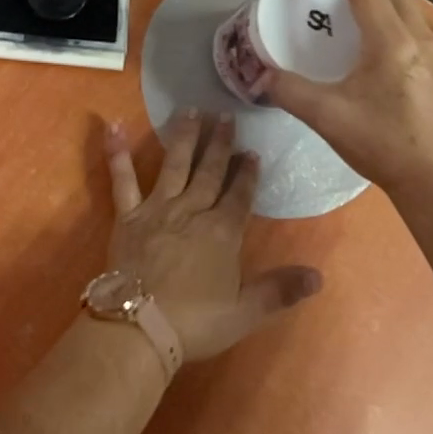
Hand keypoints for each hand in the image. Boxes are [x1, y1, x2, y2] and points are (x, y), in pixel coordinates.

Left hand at [102, 113, 321, 361]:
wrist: (140, 324)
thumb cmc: (195, 322)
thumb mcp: (245, 312)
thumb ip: (279, 290)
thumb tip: (318, 276)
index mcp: (222, 234)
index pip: (240, 196)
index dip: (248, 174)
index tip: (253, 151)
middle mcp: (192, 212)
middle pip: (210, 172)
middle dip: (220, 144)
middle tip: (226, 115)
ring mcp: (158, 209)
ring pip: (174, 165)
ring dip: (183, 136)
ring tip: (190, 110)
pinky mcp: (128, 215)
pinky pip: (122, 179)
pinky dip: (117, 152)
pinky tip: (114, 126)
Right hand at [259, 0, 432, 200]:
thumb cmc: (384, 144)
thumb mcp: (327, 117)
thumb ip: (289, 91)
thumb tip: (259, 77)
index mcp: (392, 43)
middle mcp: (423, 39)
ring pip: (417, 7)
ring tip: (367, 3)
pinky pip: (429, 26)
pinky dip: (408, 16)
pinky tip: (399, 36)